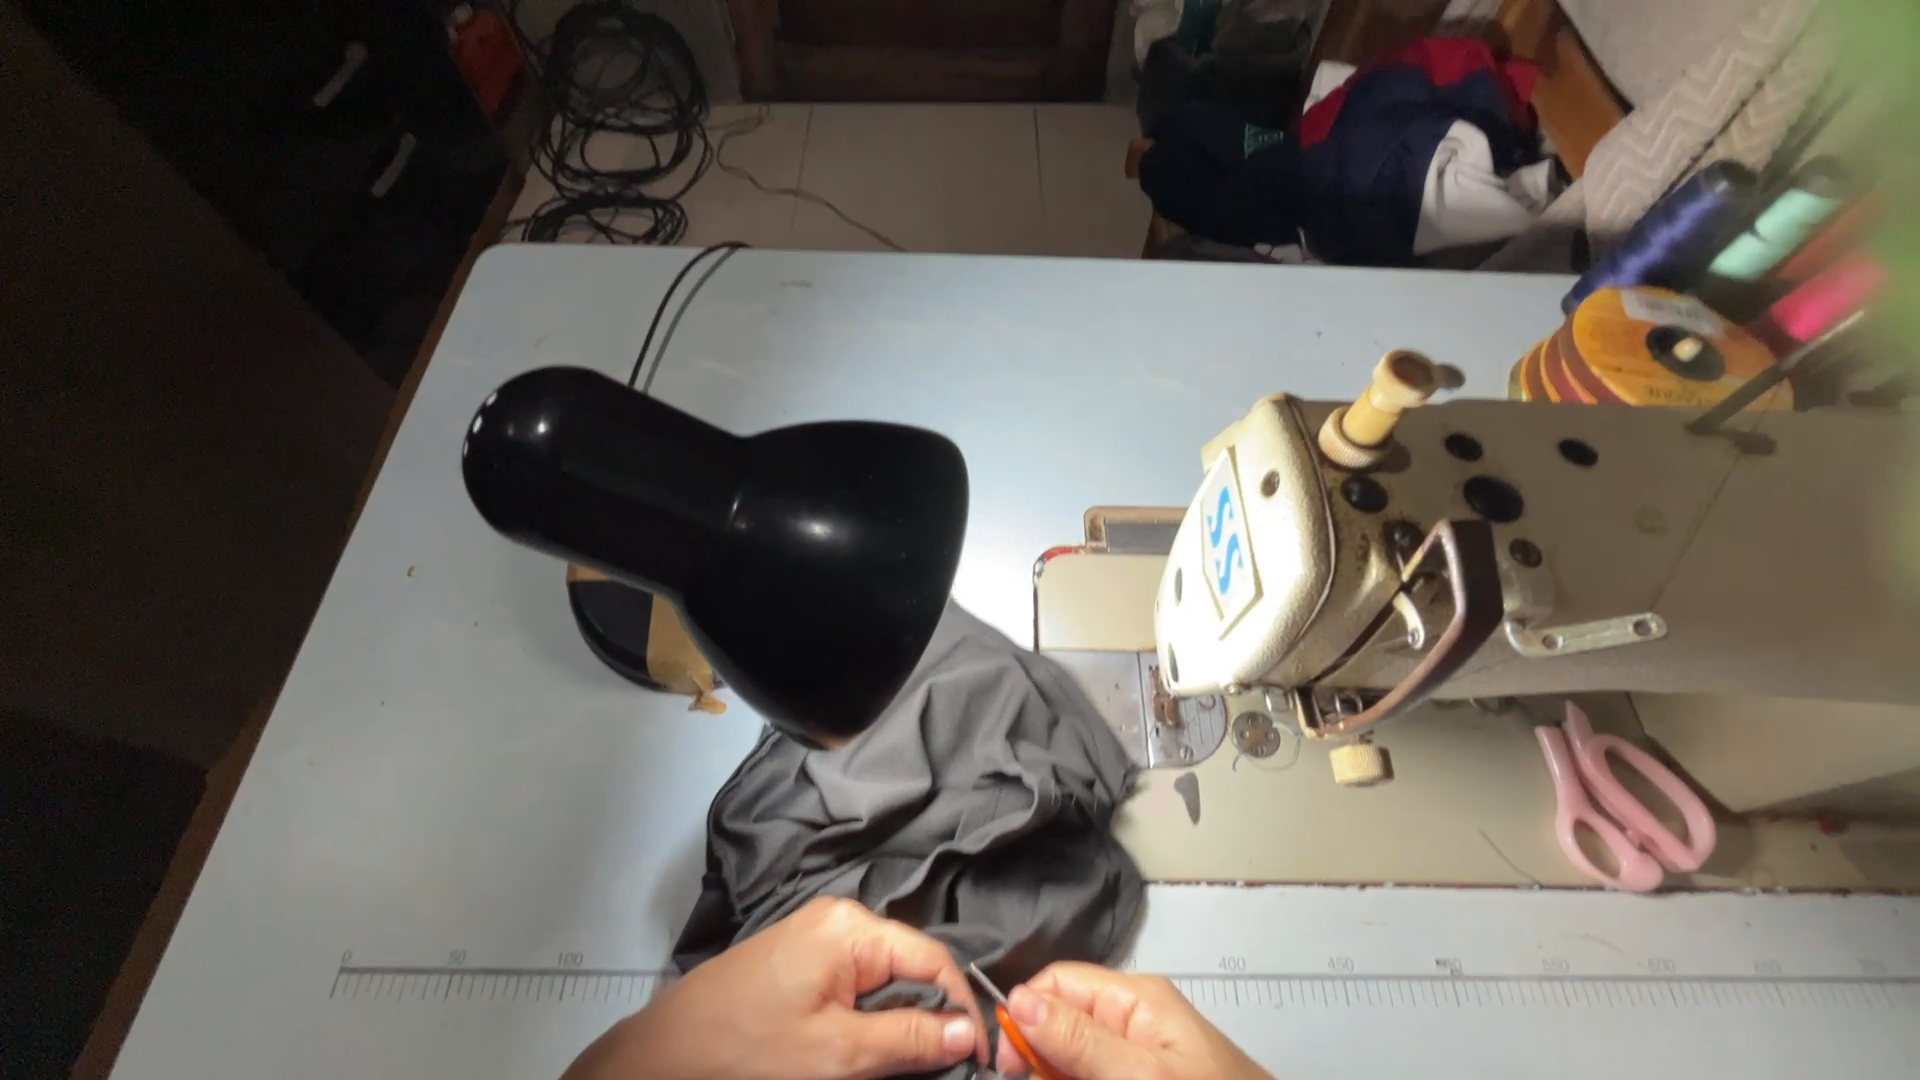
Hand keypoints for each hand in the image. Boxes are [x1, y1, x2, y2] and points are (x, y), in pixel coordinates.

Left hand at [563, 898, 985, 1079]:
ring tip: (908, 1059)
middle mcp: (840, 917)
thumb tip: (967, 1030)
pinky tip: (869, 1043)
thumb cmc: (751, 1051)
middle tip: (943, 1063)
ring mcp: (817, 933)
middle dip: (930, 1012)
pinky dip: (871, 1010)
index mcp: (852, 927)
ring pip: (884, 973)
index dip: (960, 1006)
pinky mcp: (801, 955)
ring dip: (901, 1015)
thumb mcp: (838, 1053)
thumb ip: (909, 1039)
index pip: (931, 957)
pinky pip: (856, 977)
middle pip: (908, 962)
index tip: (977, 1055)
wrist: (664, 1053)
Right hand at [1004, 962, 1269, 1079]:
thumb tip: (1017, 998)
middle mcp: (1133, 1018)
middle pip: (1063, 1023)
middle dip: (1043, 1057)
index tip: (1007, 1064)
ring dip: (1061, 1074)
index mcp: (1133, 997)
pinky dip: (1082, 1079)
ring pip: (1076, 1058)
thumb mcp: (1139, 1074)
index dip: (1024, 1015)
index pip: (1058, 983)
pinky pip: (1098, 1072)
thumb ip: (1078, 1037)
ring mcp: (1140, 1055)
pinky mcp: (1146, 1077)